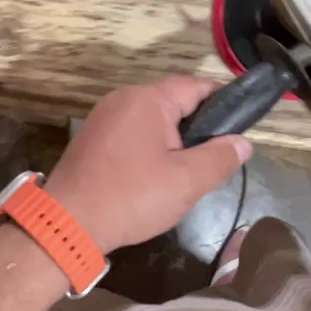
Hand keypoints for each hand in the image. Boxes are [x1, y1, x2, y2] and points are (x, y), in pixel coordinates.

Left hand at [45, 76, 252, 252]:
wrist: (67, 223)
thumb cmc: (132, 197)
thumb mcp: (187, 181)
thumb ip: (220, 157)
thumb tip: (243, 142)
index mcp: (148, 99)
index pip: (197, 86)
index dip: (223, 104)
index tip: (239, 128)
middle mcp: (123, 98)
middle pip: (173, 101)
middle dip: (197, 126)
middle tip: (213, 159)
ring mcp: (104, 116)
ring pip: (152, 119)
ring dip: (172, 139)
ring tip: (187, 171)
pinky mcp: (92, 137)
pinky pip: (132, 132)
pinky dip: (149, 147)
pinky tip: (154, 175)